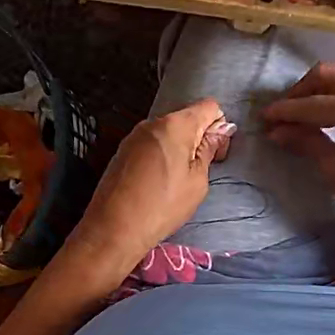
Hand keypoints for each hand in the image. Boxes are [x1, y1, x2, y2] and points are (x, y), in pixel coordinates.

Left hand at [63, 98, 233, 277]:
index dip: (220, 127)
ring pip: (168, 132)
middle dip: (199, 138)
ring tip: (177, 180)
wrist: (114, 227)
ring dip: (179, 148)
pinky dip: (161, 156)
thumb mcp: (197, 181)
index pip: (209, 107)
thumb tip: (219, 131)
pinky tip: (159, 182)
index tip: (217, 153)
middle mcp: (152, 122)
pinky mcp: (122, 151)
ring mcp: (134, 136)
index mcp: (175, 125)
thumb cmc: (161, 206)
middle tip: (200, 170)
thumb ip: (208, 150)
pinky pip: (151, 144)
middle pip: (187, 118)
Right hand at [262, 63, 334, 240]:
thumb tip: (277, 131)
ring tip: (304, 114)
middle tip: (284, 111)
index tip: (264, 117)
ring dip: (323, 92)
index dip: (285, 111)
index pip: (314, 104)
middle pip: (330, 75)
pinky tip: (332, 115)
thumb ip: (306, 141)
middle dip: (302, 91)